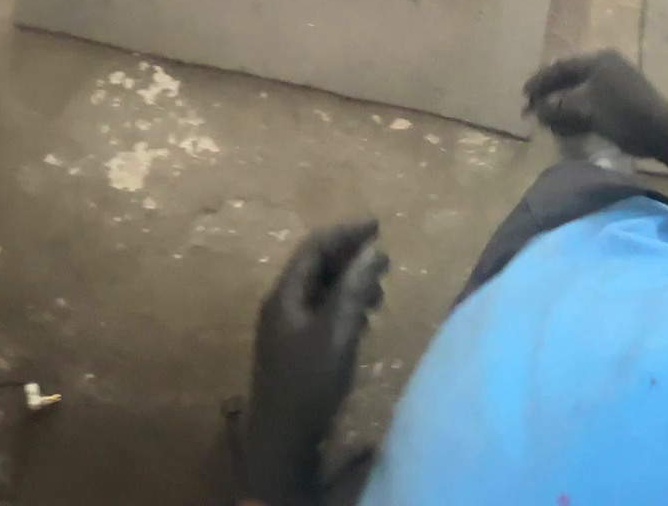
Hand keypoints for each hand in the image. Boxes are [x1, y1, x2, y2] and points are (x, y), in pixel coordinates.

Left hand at [240, 220, 388, 505]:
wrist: (284, 442)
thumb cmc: (309, 381)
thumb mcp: (337, 330)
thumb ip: (354, 287)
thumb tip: (373, 250)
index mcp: (285, 294)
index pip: (314, 247)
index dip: (345, 232)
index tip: (377, 225)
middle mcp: (283, 304)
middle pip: (317, 266)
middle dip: (351, 257)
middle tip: (384, 258)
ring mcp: (288, 327)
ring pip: (322, 289)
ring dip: (351, 282)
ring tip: (380, 291)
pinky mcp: (297, 347)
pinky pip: (323, 310)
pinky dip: (346, 304)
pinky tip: (364, 317)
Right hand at [523, 51, 667, 183]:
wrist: (663, 131)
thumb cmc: (623, 115)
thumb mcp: (586, 110)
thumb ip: (559, 108)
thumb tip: (538, 110)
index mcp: (598, 61)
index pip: (560, 68)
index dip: (539, 82)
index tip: (524, 96)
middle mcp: (607, 66)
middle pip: (569, 79)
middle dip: (550, 95)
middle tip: (533, 109)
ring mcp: (617, 82)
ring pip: (581, 92)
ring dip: (563, 106)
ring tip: (548, 121)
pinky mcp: (624, 99)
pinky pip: (593, 102)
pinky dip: (578, 113)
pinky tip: (569, 127)